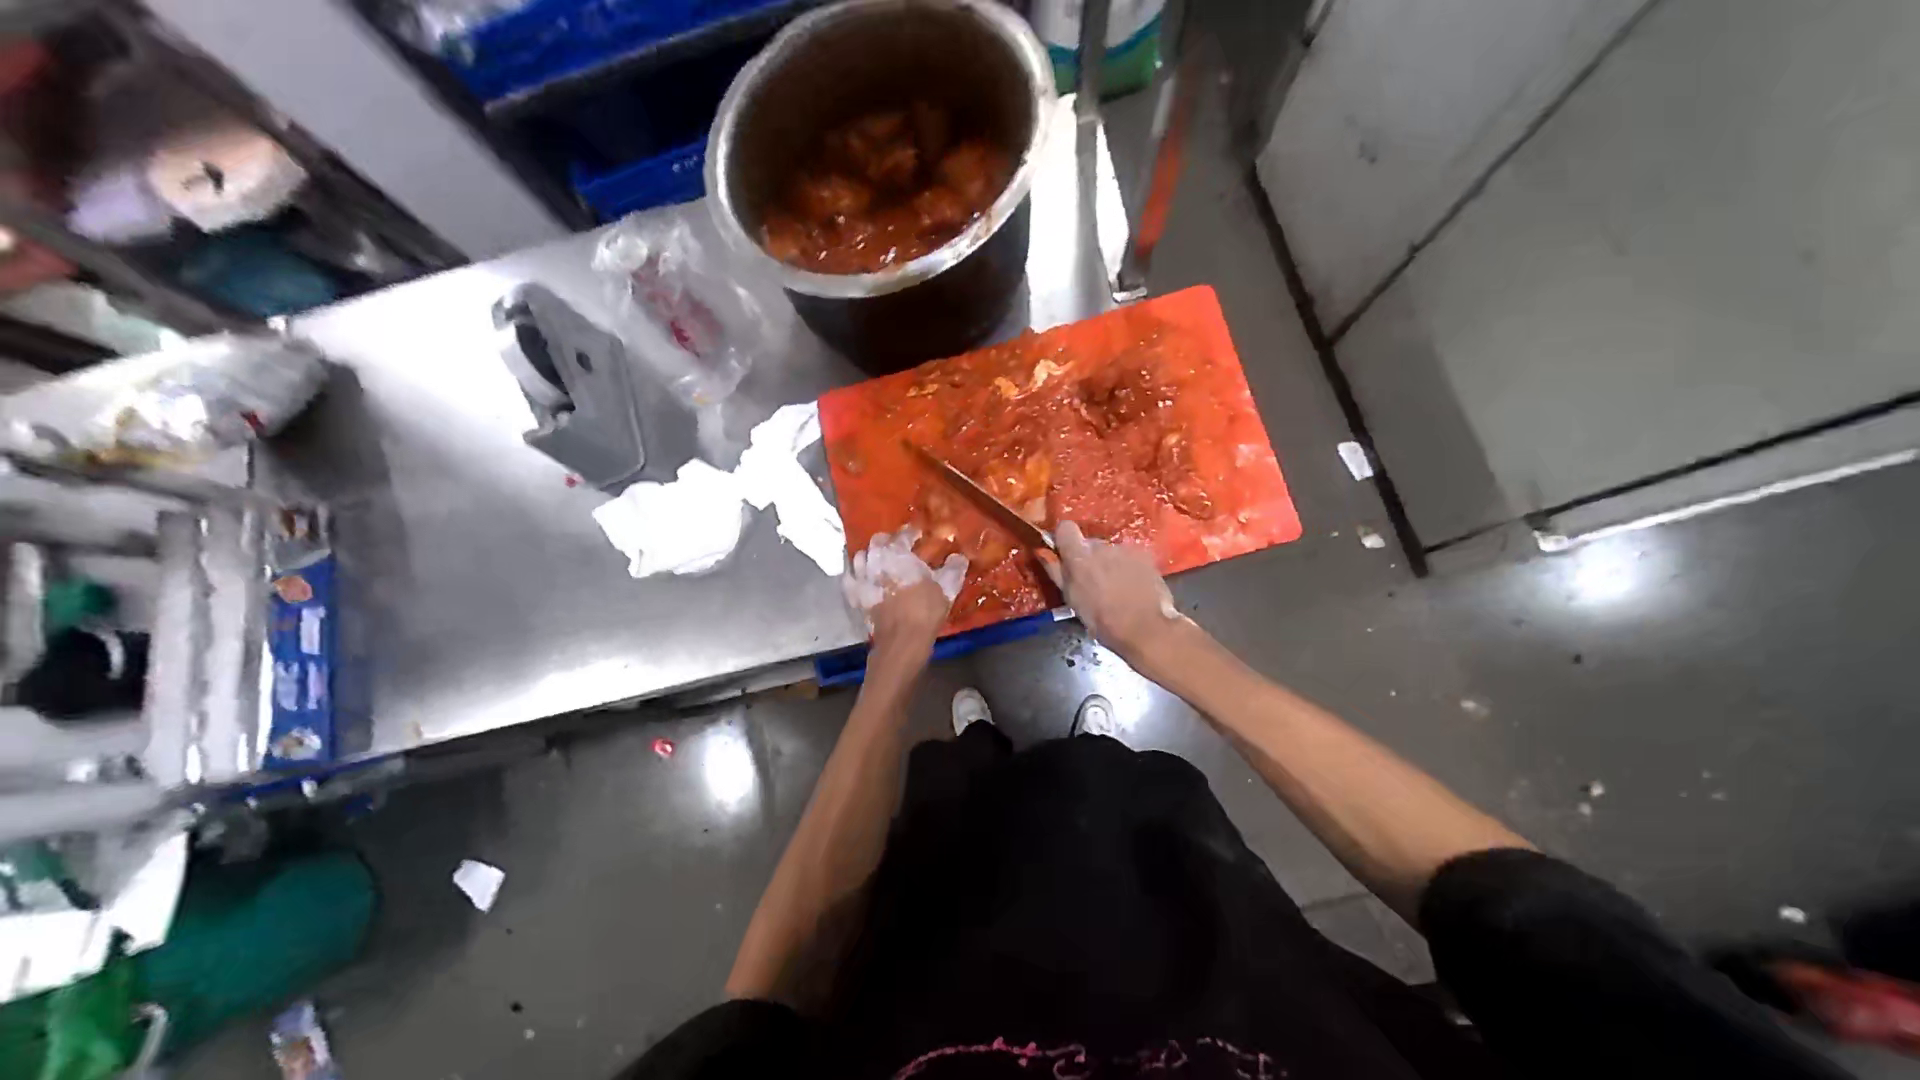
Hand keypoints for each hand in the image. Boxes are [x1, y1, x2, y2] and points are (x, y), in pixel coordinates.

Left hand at [845, 526, 966, 661]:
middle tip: (899, 547)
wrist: (902, 639)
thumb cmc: (925, 610)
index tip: (919, 535)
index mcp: (898, 552)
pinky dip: (855, 574)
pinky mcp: (855, 595)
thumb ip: (953, 568)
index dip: (912, 532)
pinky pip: (850, 577)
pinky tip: (862, 577)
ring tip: (880, 561)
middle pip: (878, 541)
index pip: (904, 534)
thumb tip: (958, 557)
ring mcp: (862, 577)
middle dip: (888, 540)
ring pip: (861, 556)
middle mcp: (876, 559)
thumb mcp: (947, 587)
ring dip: (870, 555)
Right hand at [1039, 520, 1194, 669]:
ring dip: (1110, 564)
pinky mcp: (1145, 556)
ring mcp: (1126, 549)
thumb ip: (1056, 572)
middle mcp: (1102, 545)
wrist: (1146, 628)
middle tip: (1094, 582)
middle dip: (1090, 558)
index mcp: (1079, 556)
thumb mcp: (1072, 599)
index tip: (1066, 554)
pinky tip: (1133, 588)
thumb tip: (1043, 552)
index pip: (1065, 528)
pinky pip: (1130, 557)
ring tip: (1117, 588)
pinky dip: (1129, 568)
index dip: (1064, 539)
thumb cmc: (1102, 620)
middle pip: (1090, 544)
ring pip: (1111, 552)